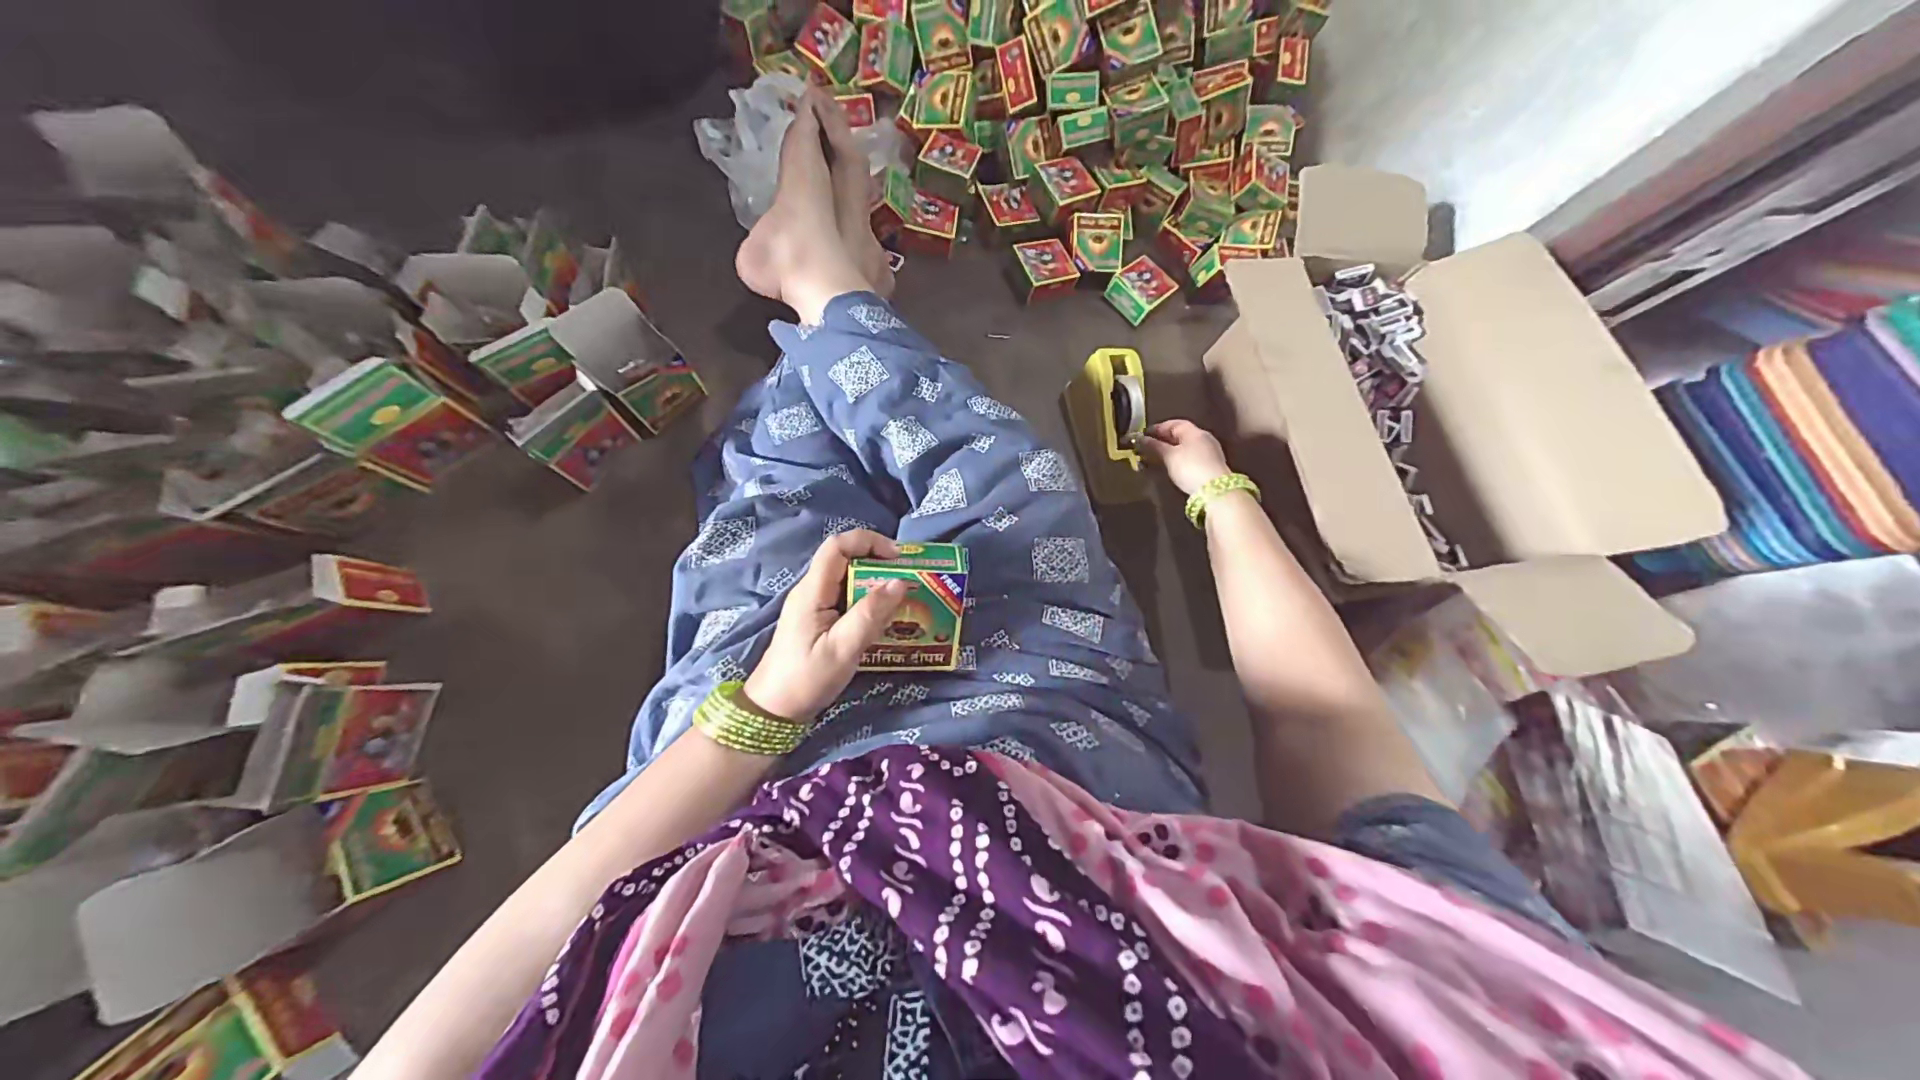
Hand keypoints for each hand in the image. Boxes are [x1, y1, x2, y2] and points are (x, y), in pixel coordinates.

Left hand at [742, 530, 908, 723]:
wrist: (774, 710)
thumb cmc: (806, 679)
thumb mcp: (843, 649)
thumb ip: (870, 614)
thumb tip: (900, 582)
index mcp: (812, 591)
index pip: (838, 546)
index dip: (869, 542)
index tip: (899, 558)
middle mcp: (812, 591)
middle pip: (846, 560)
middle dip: (880, 563)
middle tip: (910, 579)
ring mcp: (814, 606)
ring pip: (849, 580)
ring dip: (877, 584)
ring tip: (905, 598)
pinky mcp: (819, 621)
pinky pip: (847, 599)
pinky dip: (869, 602)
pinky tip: (886, 619)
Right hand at [1138, 419, 1231, 495]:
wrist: (1215, 491)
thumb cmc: (1190, 468)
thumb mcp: (1169, 456)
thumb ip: (1154, 446)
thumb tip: (1141, 439)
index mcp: (1194, 432)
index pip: (1174, 424)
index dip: (1157, 428)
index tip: (1143, 436)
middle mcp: (1204, 438)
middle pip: (1180, 435)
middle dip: (1162, 440)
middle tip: (1146, 448)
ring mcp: (1209, 453)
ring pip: (1185, 447)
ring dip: (1170, 451)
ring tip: (1155, 458)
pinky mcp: (1210, 466)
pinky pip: (1190, 457)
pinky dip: (1178, 459)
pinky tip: (1170, 466)